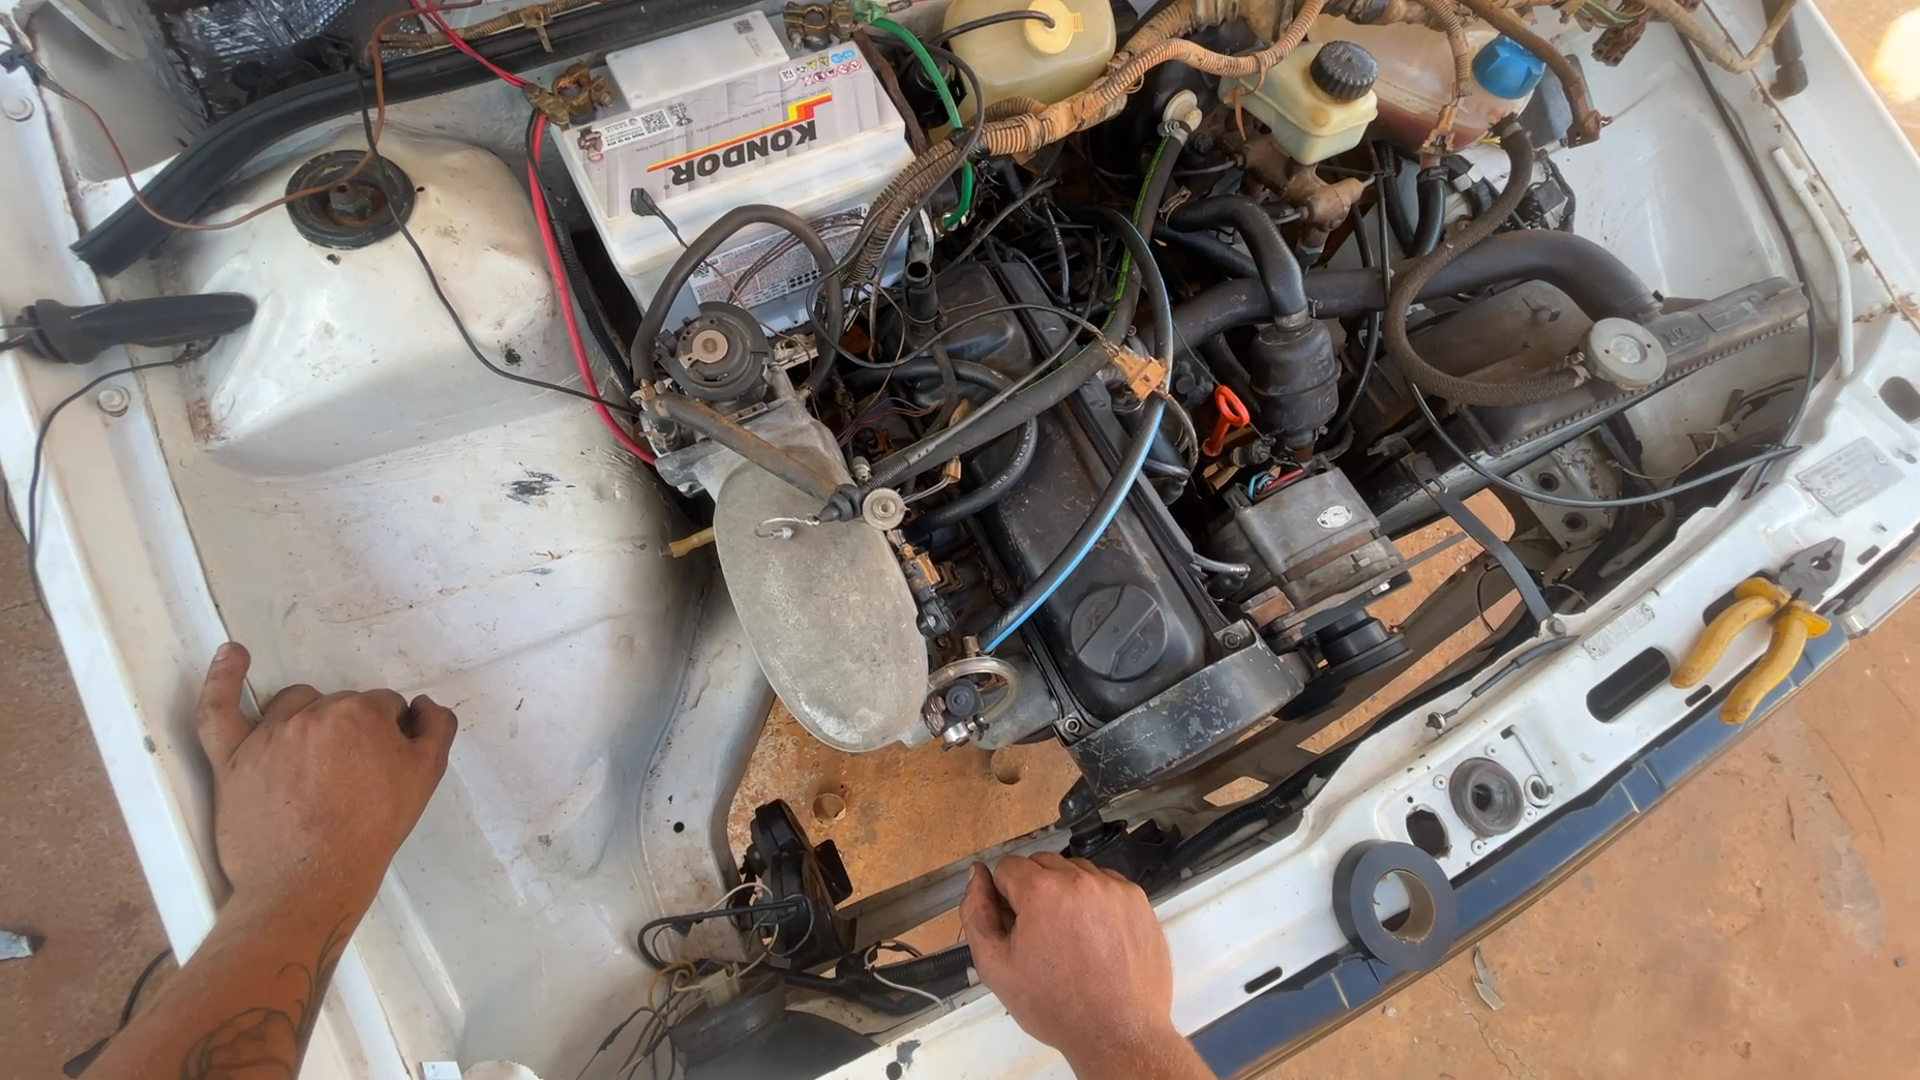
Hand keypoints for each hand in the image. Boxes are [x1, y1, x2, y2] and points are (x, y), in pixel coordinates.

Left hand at [195, 642, 456, 919]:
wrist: (312, 877)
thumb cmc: (376, 823)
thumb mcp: (428, 773)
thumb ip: (437, 727)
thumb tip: (423, 706)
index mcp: (362, 713)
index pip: (386, 706)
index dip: (393, 733)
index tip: (388, 763)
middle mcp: (313, 714)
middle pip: (343, 704)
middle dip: (357, 728)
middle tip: (360, 772)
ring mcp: (266, 735)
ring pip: (298, 702)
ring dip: (315, 715)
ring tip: (323, 753)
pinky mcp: (231, 759)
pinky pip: (218, 710)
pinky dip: (223, 678)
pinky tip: (232, 654)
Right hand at [960, 854, 1208, 1078]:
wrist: (1118, 1036)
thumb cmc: (1056, 1006)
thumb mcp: (996, 968)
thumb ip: (977, 913)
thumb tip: (978, 875)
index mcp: (1041, 891)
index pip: (1008, 867)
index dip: (1005, 897)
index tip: (1016, 926)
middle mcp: (1079, 879)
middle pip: (1041, 863)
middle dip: (1034, 891)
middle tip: (1042, 934)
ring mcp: (1112, 887)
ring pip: (1074, 870)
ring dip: (1066, 892)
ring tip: (1070, 937)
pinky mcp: (1136, 899)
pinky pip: (1105, 882)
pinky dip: (1095, 900)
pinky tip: (1095, 935)